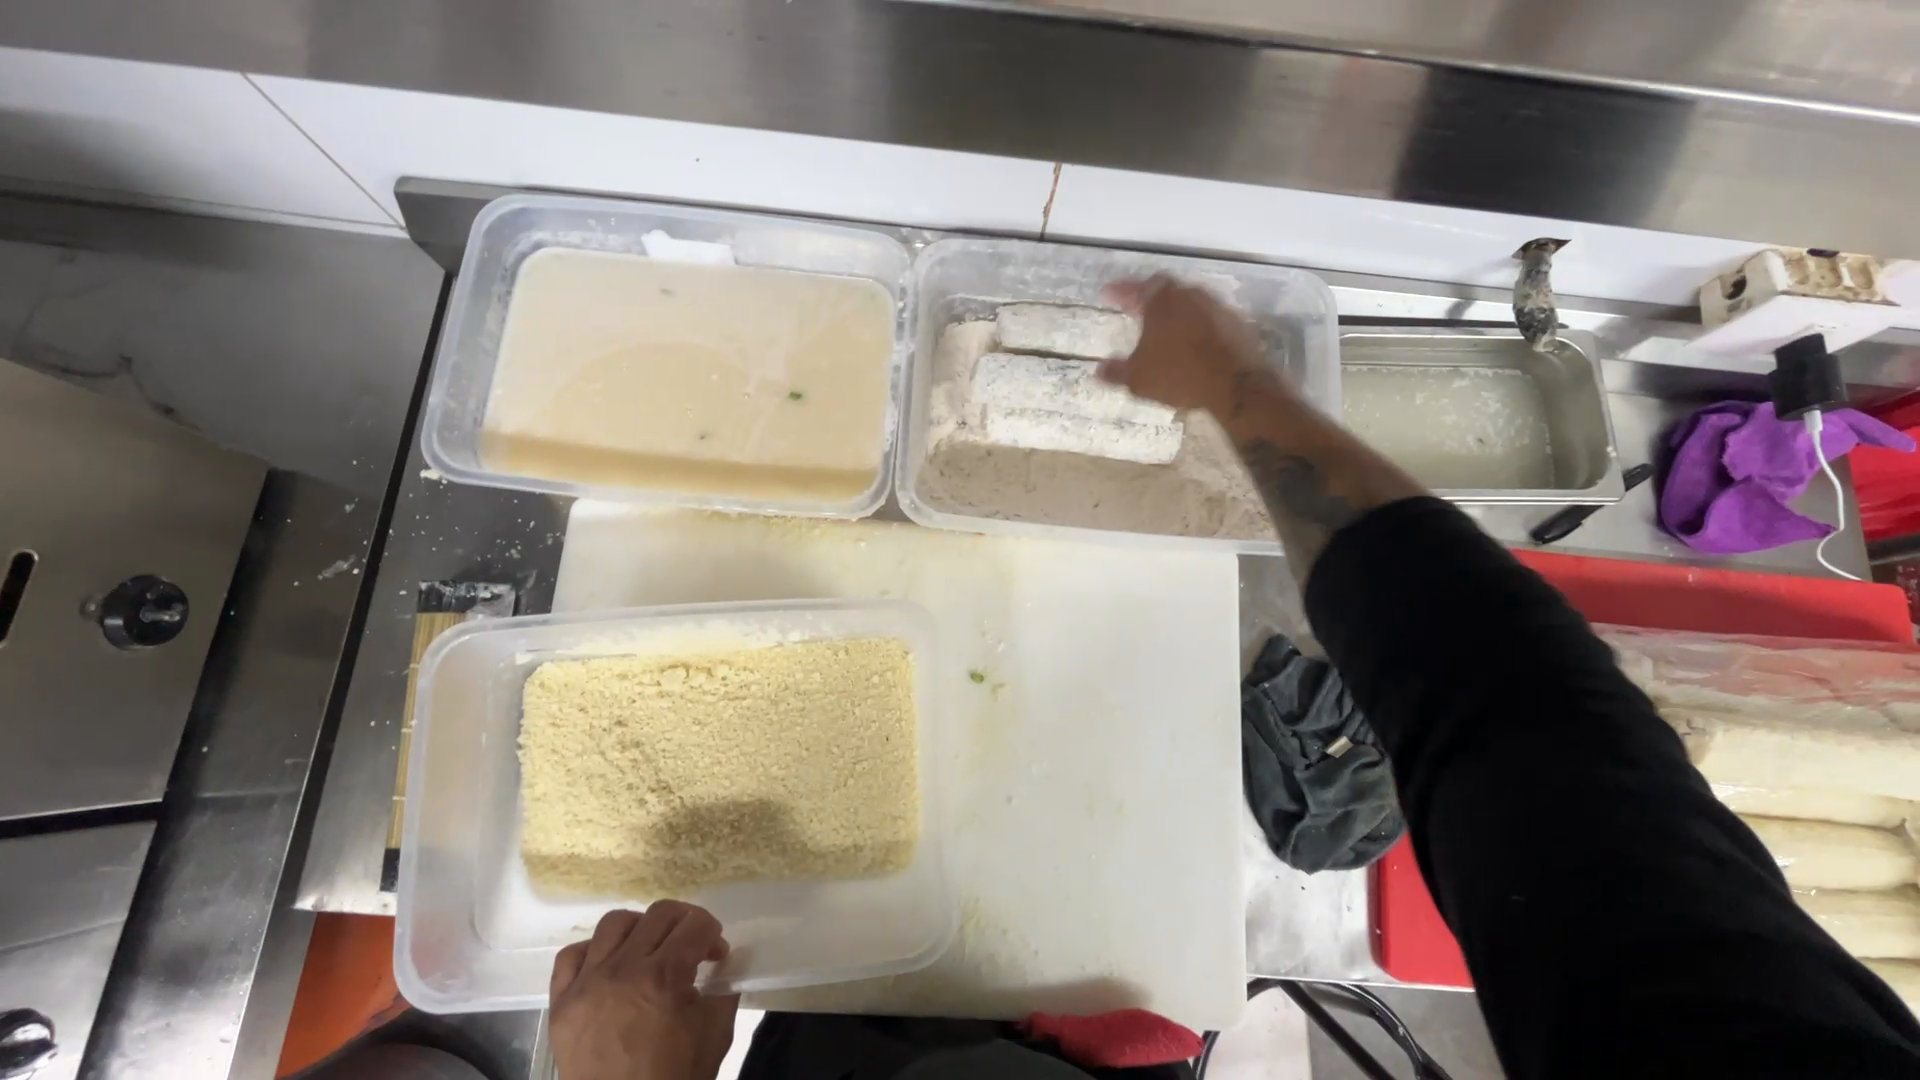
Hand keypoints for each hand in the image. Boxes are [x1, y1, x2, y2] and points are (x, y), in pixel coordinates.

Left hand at [549, 903, 739, 1079]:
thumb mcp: (715, 1034)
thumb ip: (725, 989)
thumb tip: (727, 962)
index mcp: (664, 978)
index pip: (696, 925)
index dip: (713, 934)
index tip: (717, 955)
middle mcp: (623, 970)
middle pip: (659, 914)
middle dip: (685, 923)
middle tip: (692, 946)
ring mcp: (586, 985)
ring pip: (615, 923)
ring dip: (641, 929)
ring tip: (650, 951)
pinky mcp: (561, 1004)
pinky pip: (572, 955)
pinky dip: (594, 952)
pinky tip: (610, 966)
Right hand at [1098, 275, 1295, 417]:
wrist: (1235, 385)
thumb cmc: (1179, 376)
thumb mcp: (1138, 379)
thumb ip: (1116, 371)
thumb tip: (1098, 370)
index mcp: (1162, 301)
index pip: (1136, 286)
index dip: (1120, 290)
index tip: (1108, 293)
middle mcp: (1189, 295)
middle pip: (1165, 289)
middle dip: (1149, 297)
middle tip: (1137, 307)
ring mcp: (1216, 306)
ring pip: (1188, 301)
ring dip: (1175, 311)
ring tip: (1163, 326)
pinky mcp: (1235, 322)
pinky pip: (1207, 317)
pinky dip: (1195, 324)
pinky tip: (1190, 341)